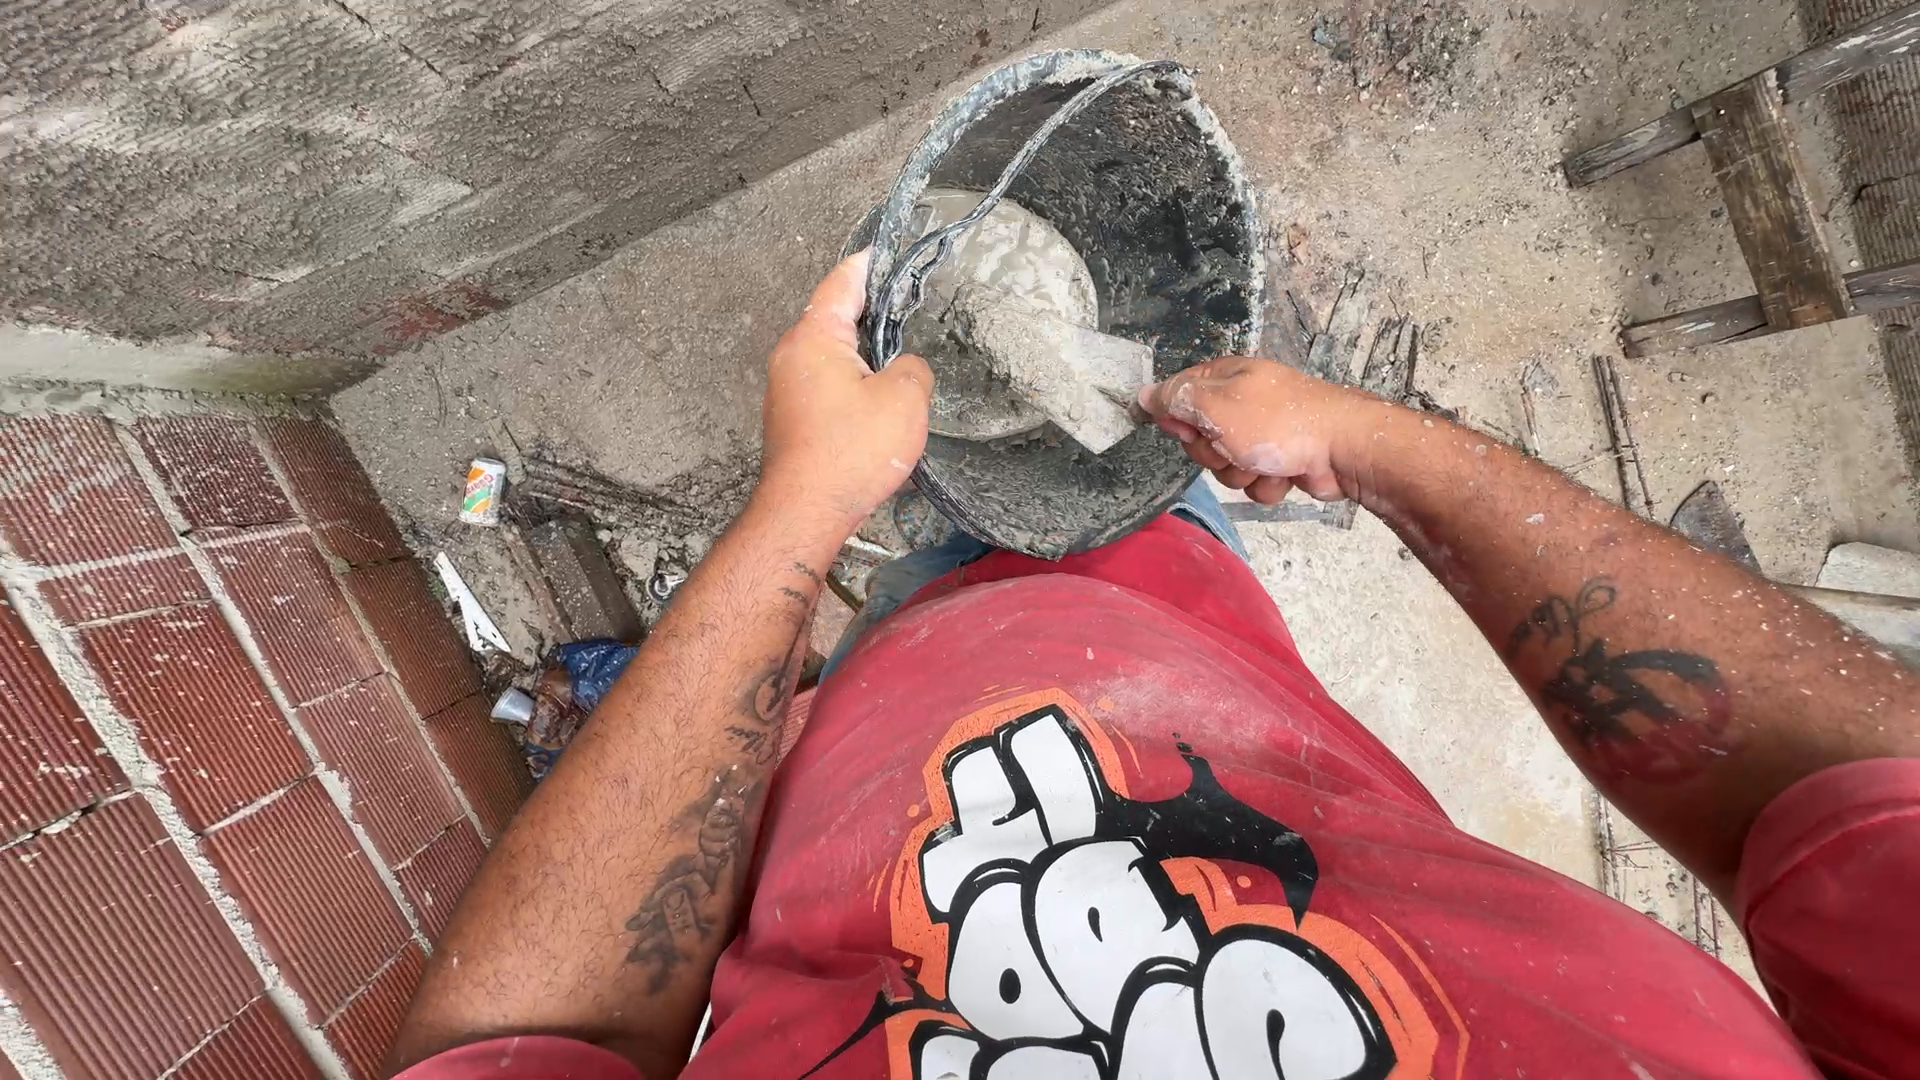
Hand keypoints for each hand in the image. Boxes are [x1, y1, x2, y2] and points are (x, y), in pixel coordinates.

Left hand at [756, 250, 934, 536]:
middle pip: (833, 317)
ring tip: (898, 355)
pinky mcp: (791, 419)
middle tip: (906, 305)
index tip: (887, 251)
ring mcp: (786, 389)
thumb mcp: (904, 399)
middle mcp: (792, 356)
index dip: (868, 263)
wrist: (807, 511)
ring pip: (830, 355)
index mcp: (815, 337)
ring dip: (862, 353)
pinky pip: (825, 385)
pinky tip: (875, 401)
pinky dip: (851, 382)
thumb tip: (906, 368)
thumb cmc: (851, 452)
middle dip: (870, 311)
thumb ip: (915, 367)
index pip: (842, 282)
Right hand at [1138, 357, 1382, 503]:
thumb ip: (1175, 399)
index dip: (1178, 419)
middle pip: (1199, 438)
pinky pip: (1252, 481)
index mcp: (1227, 378)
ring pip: (1224, 466)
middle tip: (1232, 448)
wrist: (1343, 450)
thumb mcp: (1215, 406)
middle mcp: (1243, 402)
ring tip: (1264, 464)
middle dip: (1213, 453)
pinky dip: (1265, 484)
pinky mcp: (1280, 461)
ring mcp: (1263, 433)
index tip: (1190, 429)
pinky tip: (1283, 475)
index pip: (1178, 397)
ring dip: (1240, 473)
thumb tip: (1142, 395)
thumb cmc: (1277, 423)